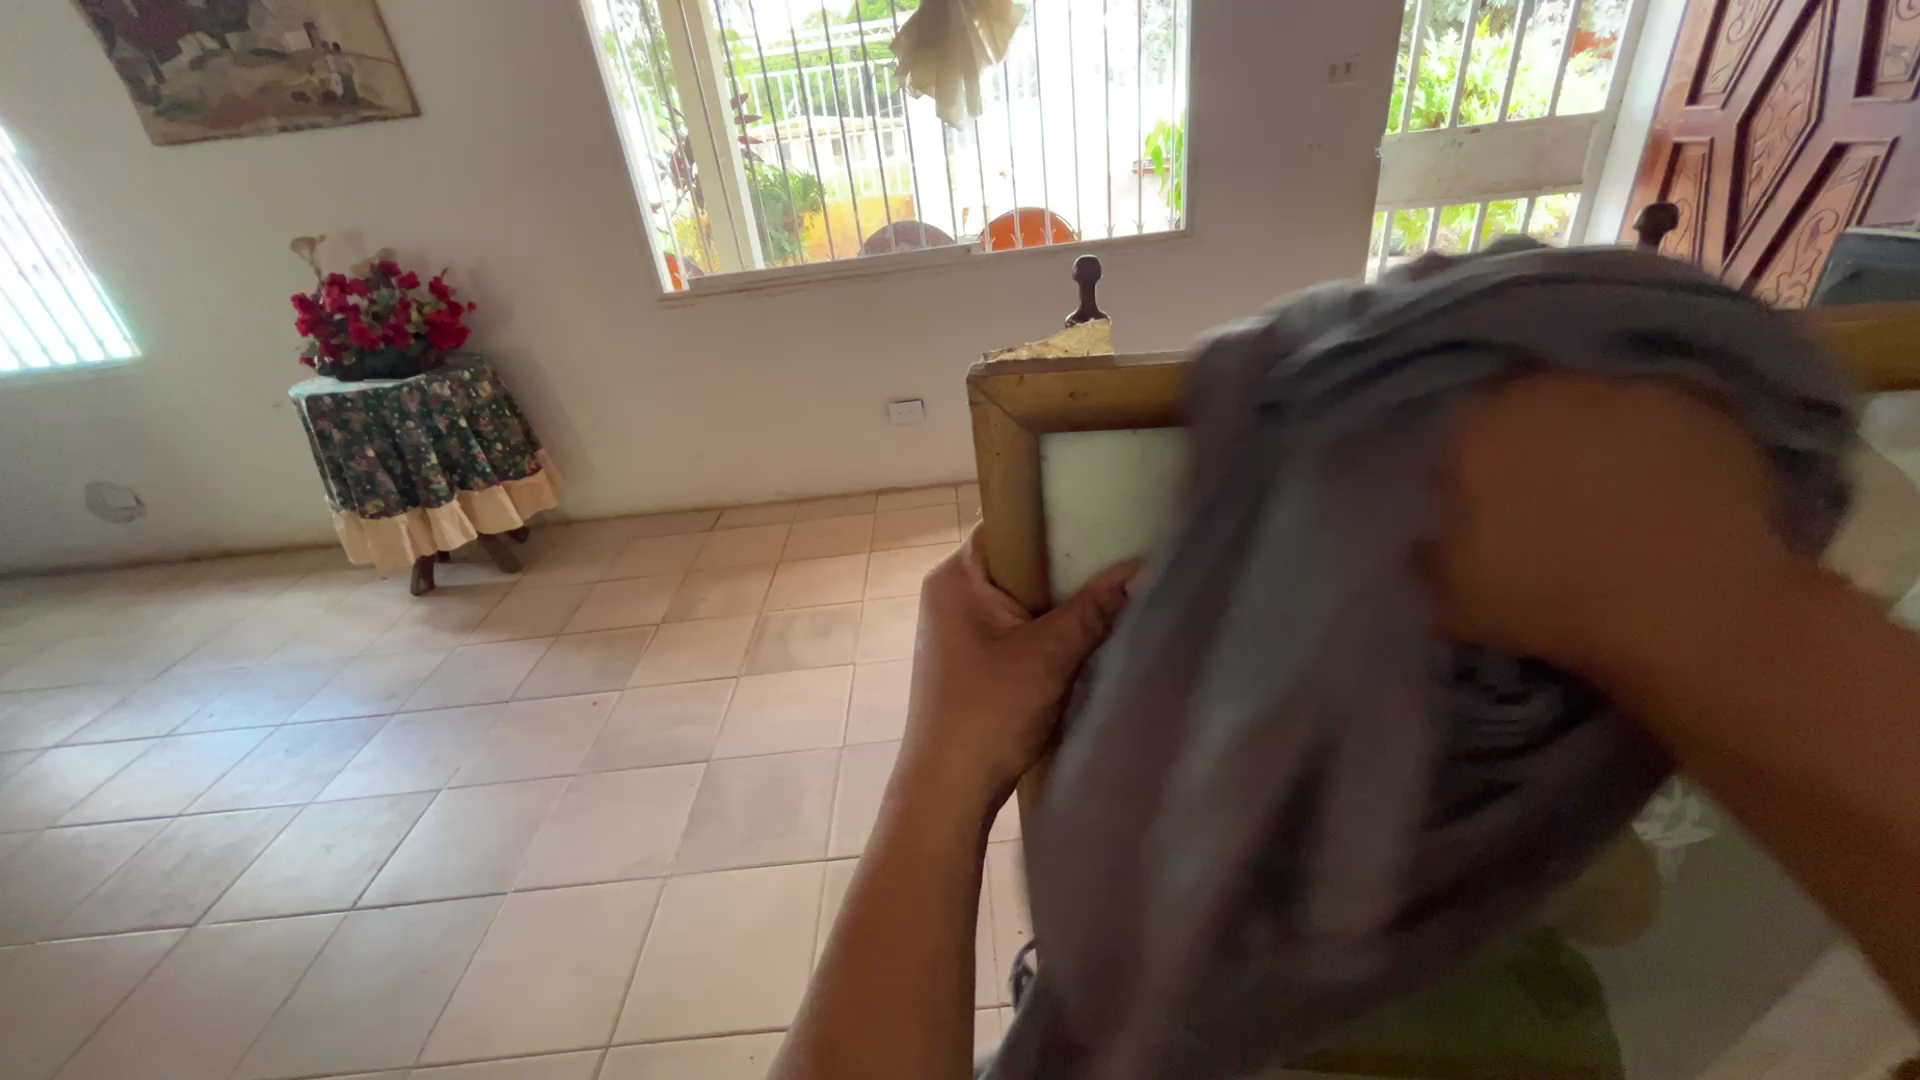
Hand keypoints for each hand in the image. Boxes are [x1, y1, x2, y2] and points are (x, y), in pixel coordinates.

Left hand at [899, 529, 1138, 810]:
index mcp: (956, 576)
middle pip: (1018, 561)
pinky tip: (1085, 632)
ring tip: (1113, 591)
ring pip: (1020, 597)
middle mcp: (951, 593)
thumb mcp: (1048, 656)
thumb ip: (1095, 609)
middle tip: (1121, 556)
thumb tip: (1145, 569)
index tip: (1105, 519)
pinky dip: (1046, 628)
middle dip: (1066, 565)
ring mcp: (958, 627)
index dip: (1055, 520)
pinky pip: (1015, 626)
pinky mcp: (971, 657)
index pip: (1008, 524)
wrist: (948, 788)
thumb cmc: (988, 712)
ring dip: (1060, 602)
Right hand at [1428, 373, 1800, 681]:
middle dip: (1524, 441)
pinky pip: (1659, 421)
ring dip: (1588, 438)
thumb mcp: (1452, 597)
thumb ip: (1430, 555)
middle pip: (1522, 406)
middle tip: (1534, 493)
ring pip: (1591, 408)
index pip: (1453, 429)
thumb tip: (1429, 537)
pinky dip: (1652, 447)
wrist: (1692, 609)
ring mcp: (1631, 394)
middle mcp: (1548, 394)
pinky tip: (1656, 491)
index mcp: (1476, 430)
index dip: (1460, 465)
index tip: (1469, 501)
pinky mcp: (1706, 411)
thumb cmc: (1548, 600)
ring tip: (1601, 491)